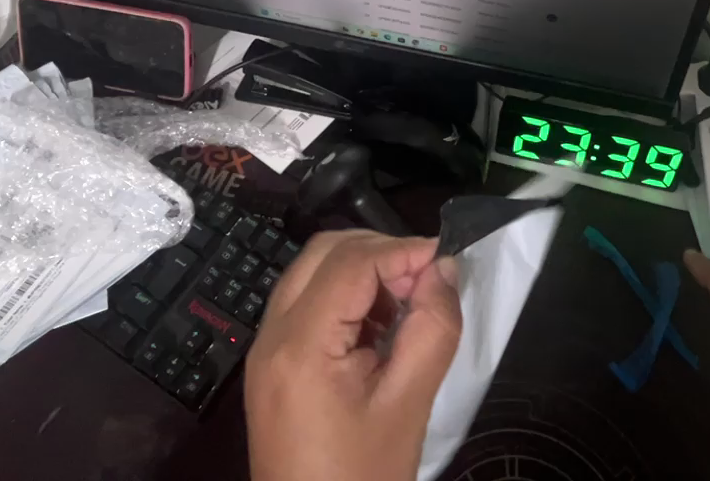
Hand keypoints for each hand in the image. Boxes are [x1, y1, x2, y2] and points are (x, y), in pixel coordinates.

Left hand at [247, 230, 462, 480]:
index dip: (402, 250)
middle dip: (380, 250)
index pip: (352, 263)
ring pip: (313, 269)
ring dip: (362, 268)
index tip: (444, 261)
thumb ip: (432, 329)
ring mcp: (265, 347)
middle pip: (325, 252)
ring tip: (404, 300)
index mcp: (300, 346)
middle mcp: (272, 334)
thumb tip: (443, 268)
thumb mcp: (409, 407)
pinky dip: (345, 291)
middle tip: (423, 279)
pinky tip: (378, 323)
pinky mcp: (271, 362)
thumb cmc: (362, 479)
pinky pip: (307, 299)